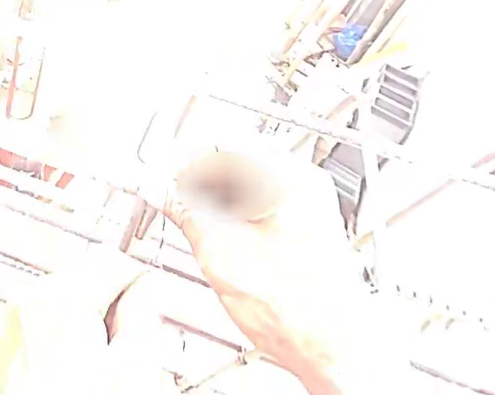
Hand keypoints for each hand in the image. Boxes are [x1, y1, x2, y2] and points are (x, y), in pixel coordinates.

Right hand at [165, 149, 366, 393]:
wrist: (337, 355)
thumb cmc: (297, 315)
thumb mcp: (223, 256)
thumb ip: (184, 212)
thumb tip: (157, 189)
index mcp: (285, 176)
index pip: (222, 139)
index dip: (183, 154)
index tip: (161, 171)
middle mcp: (300, 177)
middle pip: (233, 152)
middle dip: (195, 171)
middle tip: (168, 190)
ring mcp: (305, 195)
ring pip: (243, 171)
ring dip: (211, 186)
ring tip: (186, 209)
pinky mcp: (303, 214)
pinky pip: (257, 190)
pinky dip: (230, 200)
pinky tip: (213, 221)